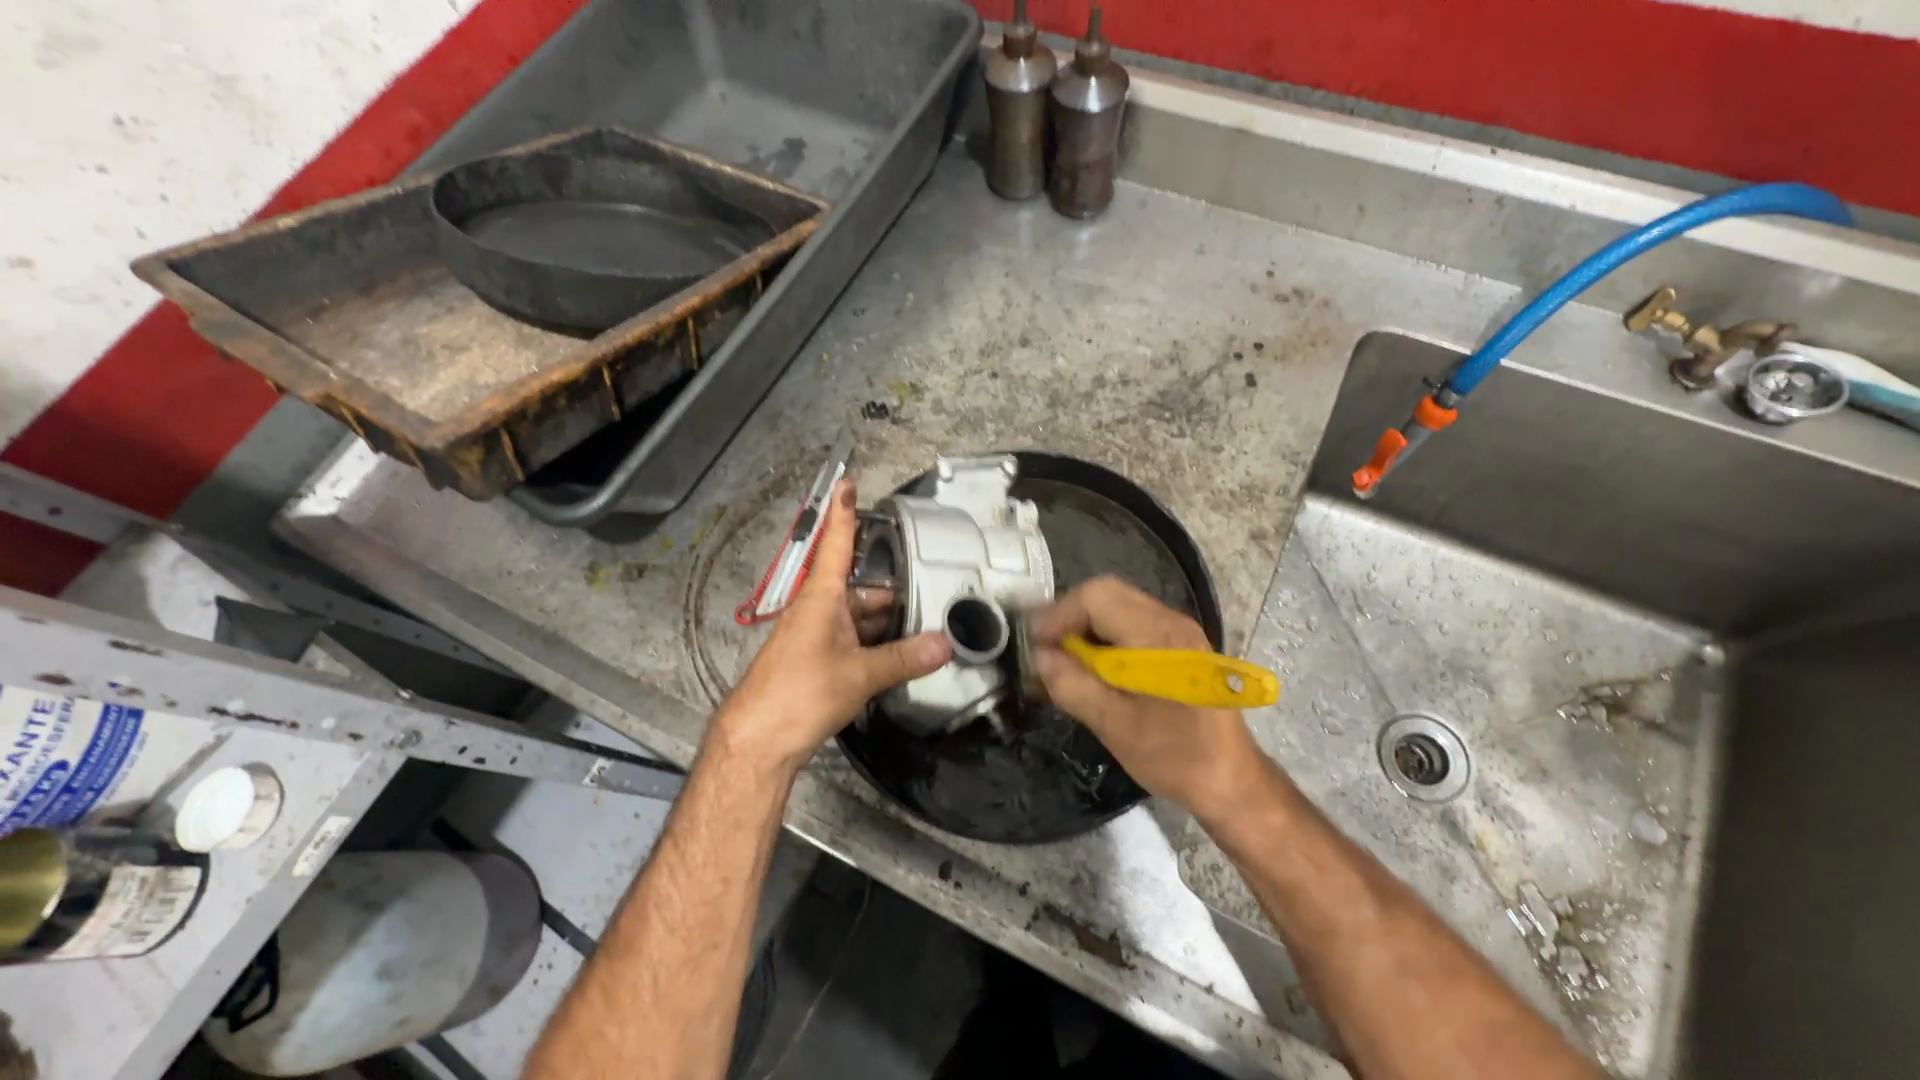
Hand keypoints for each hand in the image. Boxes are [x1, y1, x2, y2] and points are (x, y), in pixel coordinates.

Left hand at [711, 481, 950, 772]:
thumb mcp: (860, 674)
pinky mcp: (815, 661)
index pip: (835, 544)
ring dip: (886, 622)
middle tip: (930, 588)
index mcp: (821, 598)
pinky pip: (851, 640)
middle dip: (892, 589)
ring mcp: (814, 636)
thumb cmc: (800, 693)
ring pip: (857, 618)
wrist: (758, 738)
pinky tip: (898, 655)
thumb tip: (945, 644)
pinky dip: (874, 644)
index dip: (843, 514)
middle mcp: (816, 610)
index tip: (847, 484)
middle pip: (859, 588)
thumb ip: (904, 659)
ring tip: (926, 624)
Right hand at [1029, 576, 1272, 820]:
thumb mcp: (1114, 726)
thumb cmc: (1174, 756)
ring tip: (1062, 658)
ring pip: (1120, 606)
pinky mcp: (1181, 646)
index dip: (1058, 615)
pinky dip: (1106, 635)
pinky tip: (1094, 666)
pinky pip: (1134, 623)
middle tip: (1043, 648)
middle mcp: (1172, 622)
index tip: (1033, 643)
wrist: (1231, 779)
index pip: (1097, 598)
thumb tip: (1040, 657)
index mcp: (1158, 637)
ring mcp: (1180, 631)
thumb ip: (1073, 685)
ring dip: (1086, 626)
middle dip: (1069, 616)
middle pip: (1108, 594)